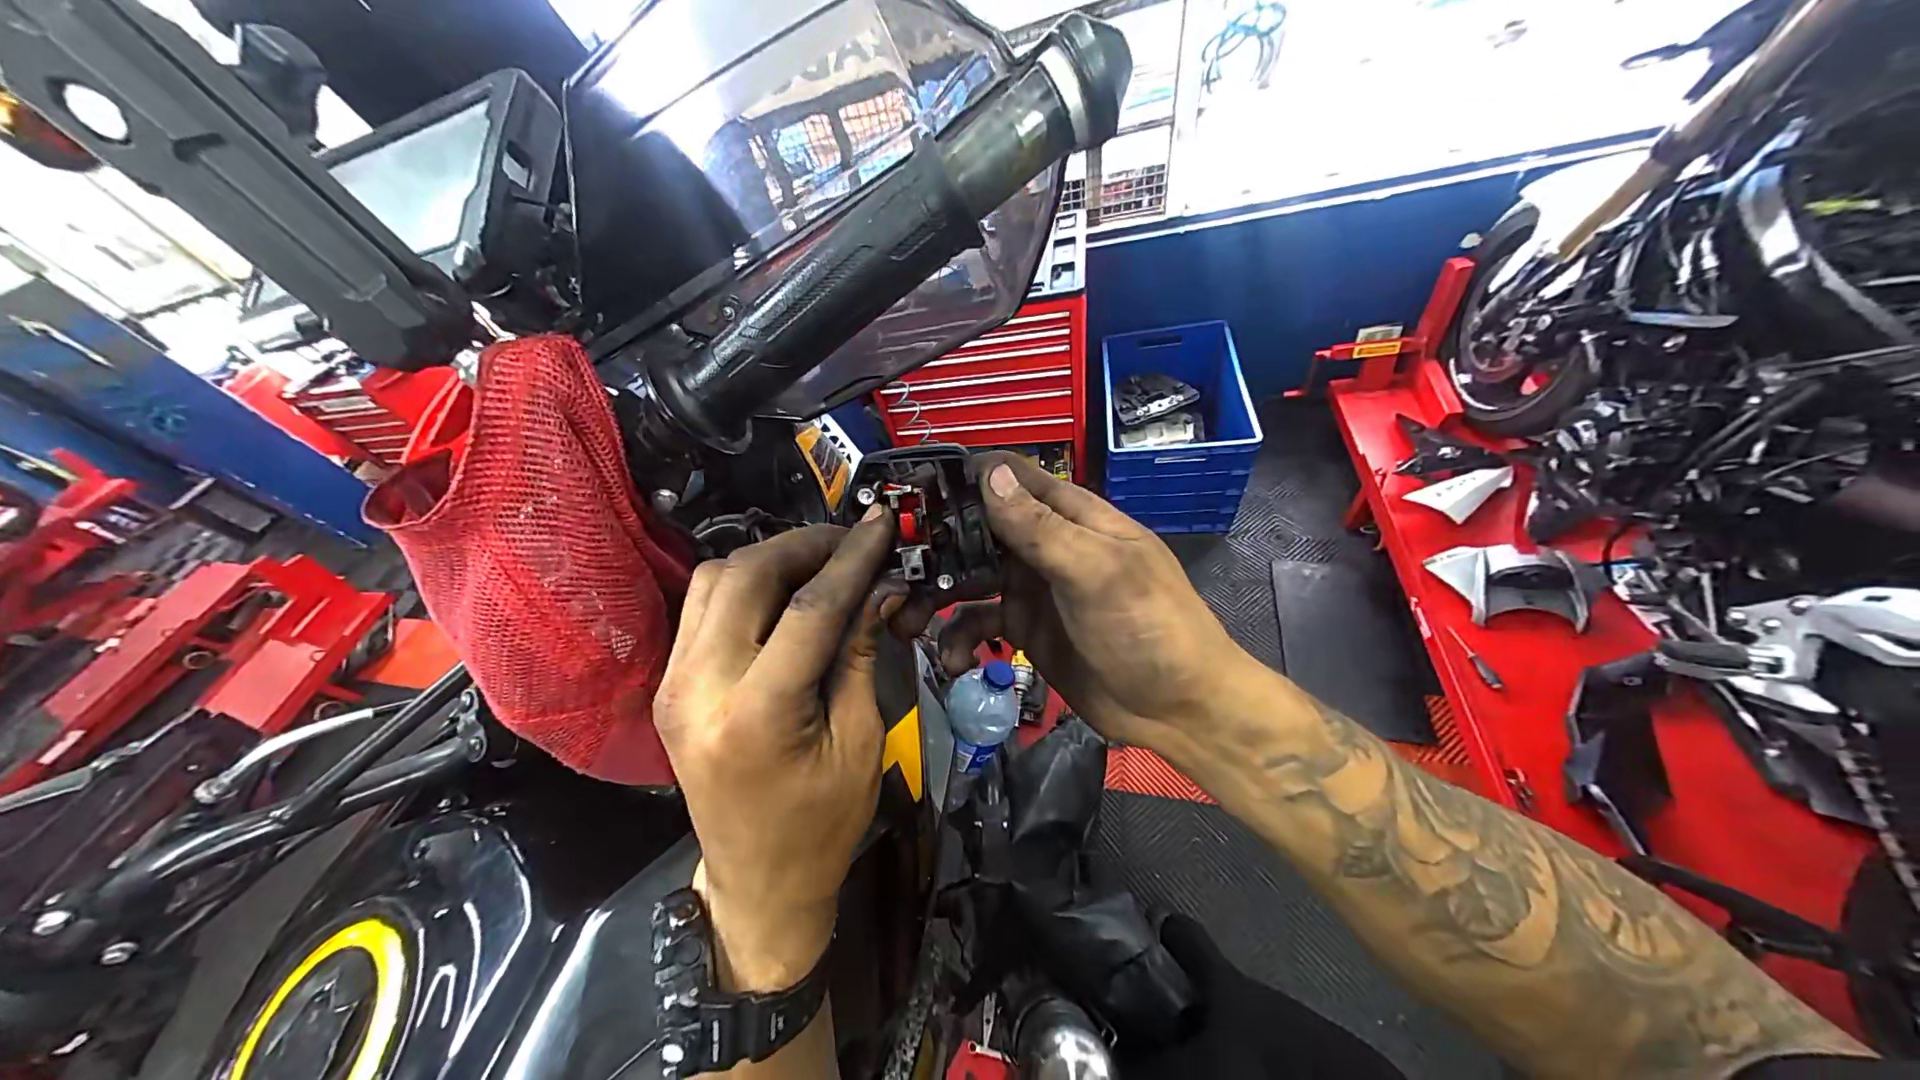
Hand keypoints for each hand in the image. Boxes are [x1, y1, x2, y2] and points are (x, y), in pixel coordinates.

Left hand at [654, 515, 896, 991]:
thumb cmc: (822, 825)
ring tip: (820, 563)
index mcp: (756, 714)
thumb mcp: (860, 740)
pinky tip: (783, 592)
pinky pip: (702, 606)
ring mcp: (673, 683)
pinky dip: (745, 583)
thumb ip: (863, 653)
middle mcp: (699, 687)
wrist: (758, 882)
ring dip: (770, 558)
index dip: (852, 559)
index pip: (810, 609)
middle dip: (804, 545)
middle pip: (746, 576)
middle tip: (851, 542)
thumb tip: (883, 587)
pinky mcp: (669, 683)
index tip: (881, 524)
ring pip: (714, 580)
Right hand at [936, 453, 1268, 763]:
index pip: (1010, 477)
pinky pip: (979, 623)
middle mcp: (1045, 544)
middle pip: (978, 528)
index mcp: (1070, 516)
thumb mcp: (1098, 572)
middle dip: (936, 545)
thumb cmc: (1150, 629)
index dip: (963, 478)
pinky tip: (952, 659)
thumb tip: (990, 474)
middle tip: (894, 568)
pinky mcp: (1024, 629)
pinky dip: (960, 637)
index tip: (912, 495)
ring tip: (907, 622)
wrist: (1179, 709)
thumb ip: (1041, 527)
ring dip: (937, 595)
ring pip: (970, 576)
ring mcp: (1032, 587)